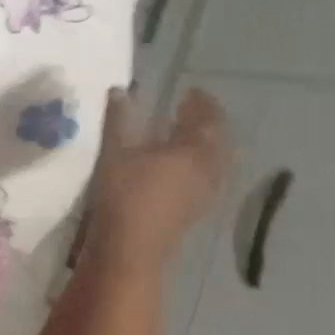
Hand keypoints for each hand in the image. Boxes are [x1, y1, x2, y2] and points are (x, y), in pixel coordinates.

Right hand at [86, 87, 229, 271]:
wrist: (132, 245)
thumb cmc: (124, 192)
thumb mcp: (116, 150)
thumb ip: (121, 119)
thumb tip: (122, 90)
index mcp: (194, 152)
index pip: (208, 121)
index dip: (203, 104)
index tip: (193, 91)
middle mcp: (209, 171)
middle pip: (219, 142)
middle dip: (209, 123)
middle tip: (193, 110)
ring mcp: (206, 192)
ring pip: (216, 161)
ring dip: (207, 144)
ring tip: (189, 134)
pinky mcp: (196, 208)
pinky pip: (208, 176)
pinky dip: (201, 162)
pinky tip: (182, 165)